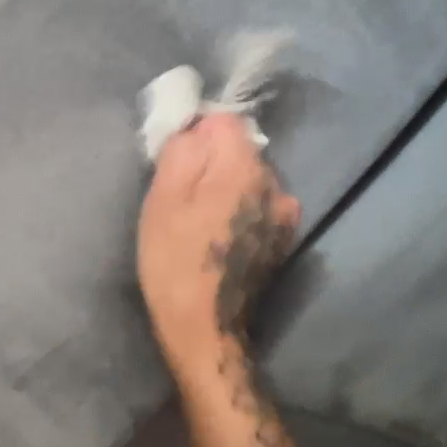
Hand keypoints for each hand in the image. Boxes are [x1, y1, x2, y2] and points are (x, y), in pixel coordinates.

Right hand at [137, 114, 299, 368]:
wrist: (205, 325)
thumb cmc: (173, 261)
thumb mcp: (161, 200)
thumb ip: (181, 152)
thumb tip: (195, 128)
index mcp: (243, 168)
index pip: (224, 121)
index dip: (194, 136)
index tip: (172, 164)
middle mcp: (275, 183)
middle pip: (239, 150)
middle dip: (211, 164)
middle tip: (178, 198)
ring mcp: (285, 214)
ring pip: (250, 180)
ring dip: (227, 190)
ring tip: (198, 222)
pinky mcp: (283, 239)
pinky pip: (259, 207)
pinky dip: (239, 213)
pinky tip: (218, 239)